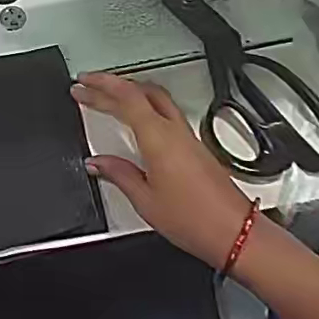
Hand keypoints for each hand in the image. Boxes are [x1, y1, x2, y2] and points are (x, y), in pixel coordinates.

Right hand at [74, 72, 254, 267]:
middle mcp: (175, 131)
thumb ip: (118, 174)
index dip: (100, 86)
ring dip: (130, 91)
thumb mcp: (144, 200)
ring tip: (110, 95)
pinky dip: (145, 107)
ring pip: (156, 98)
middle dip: (111, 84)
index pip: (125, 97)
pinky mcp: (195, 146)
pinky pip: (166, 114)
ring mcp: (187, 137)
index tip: (81, 85)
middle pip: (141, 91)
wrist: (237, 234)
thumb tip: (98, 162)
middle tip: (88, 86)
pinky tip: (136, 121)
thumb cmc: (197, 220)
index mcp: (158, 137)